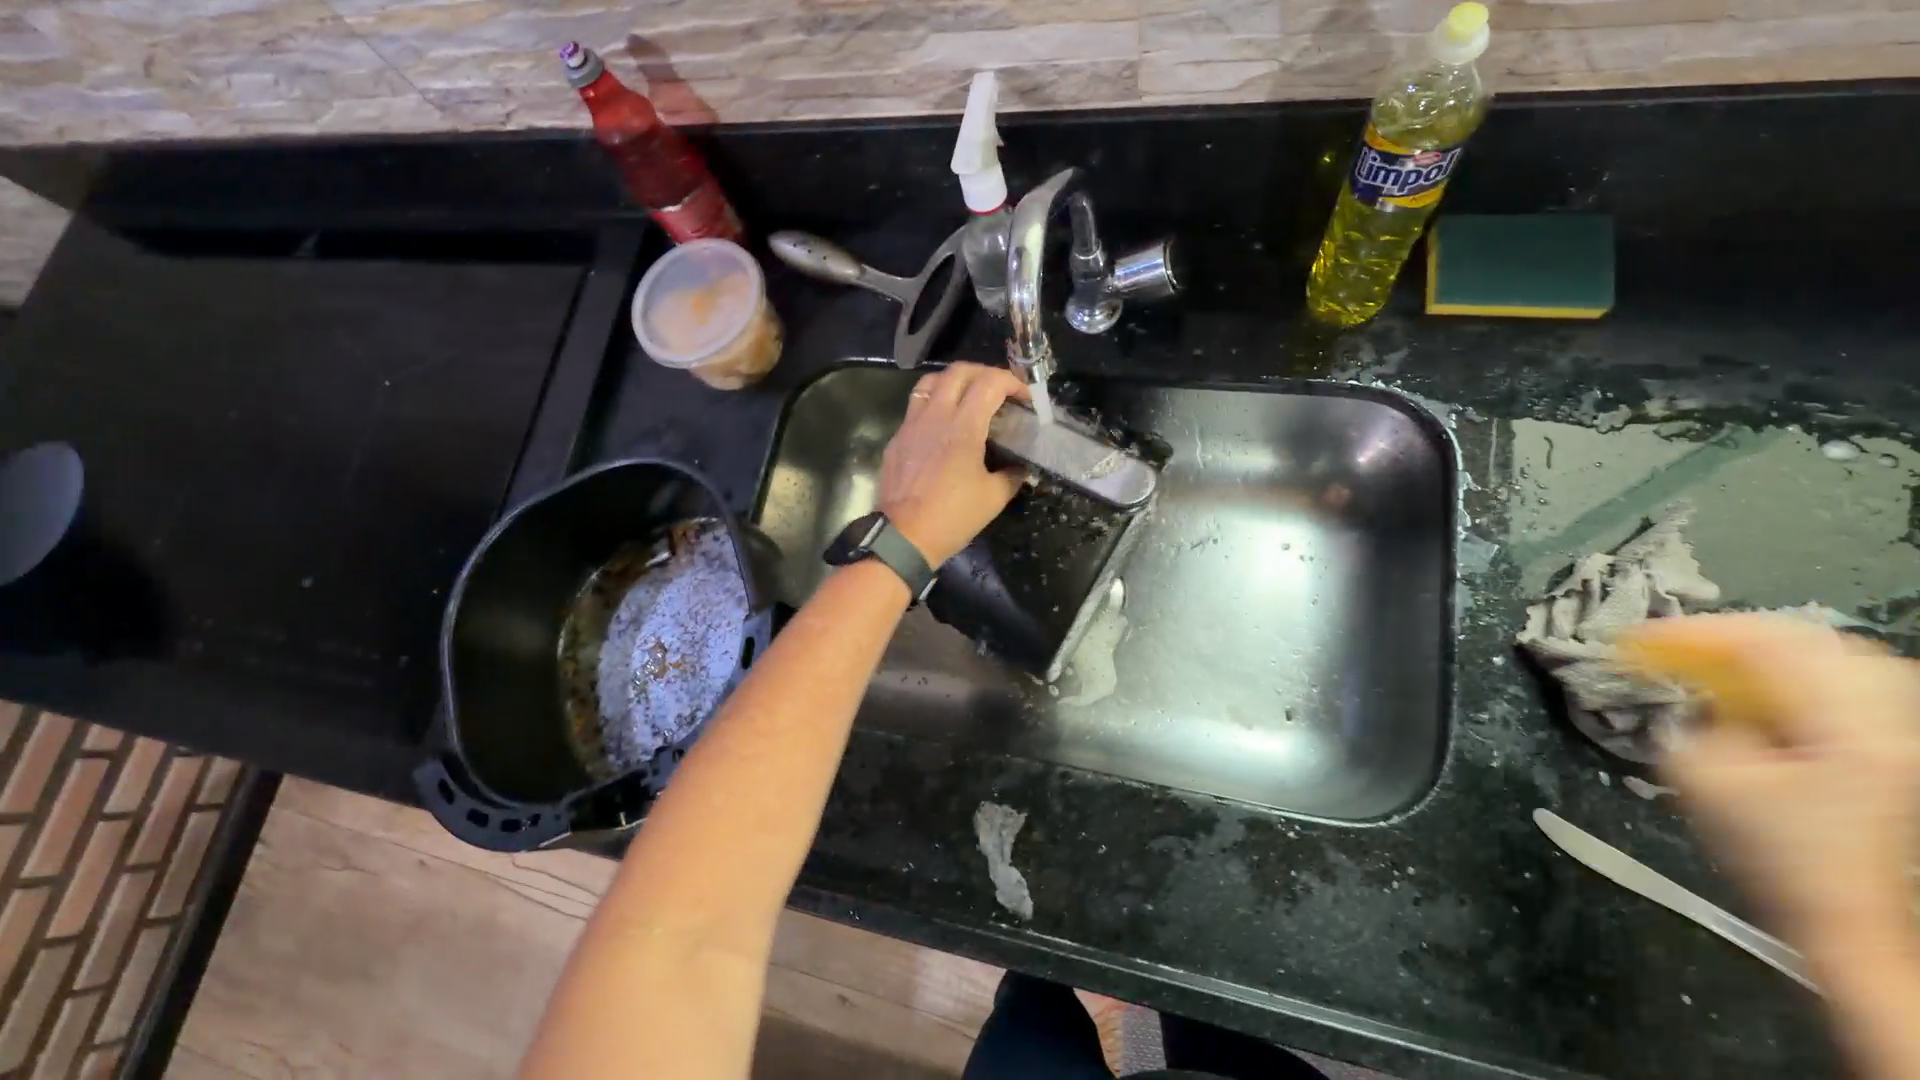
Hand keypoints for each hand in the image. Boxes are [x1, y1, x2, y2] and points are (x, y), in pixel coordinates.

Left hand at [878, 363, 1029, 564]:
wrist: (903, 538)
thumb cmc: (952, 518)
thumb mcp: (993, 498)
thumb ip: (1012, 475)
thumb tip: (1020, 467)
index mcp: (963, 427)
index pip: (989, 383)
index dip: (1012, 382)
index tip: (1024, 398)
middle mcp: (935, 416)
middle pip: (958, 371)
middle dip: (984, 373)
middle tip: (999, 391)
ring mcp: (911, 425)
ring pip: (930, 382)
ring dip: (954, 382)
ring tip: (968, 399)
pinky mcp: (897, 439)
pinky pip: (915, 408)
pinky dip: (934, 405)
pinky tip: (943, 428)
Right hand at [1622, 615, 1919, 963]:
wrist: (1838, 915)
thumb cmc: (1770, 855)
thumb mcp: (1705, 782)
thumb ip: (1694, 723)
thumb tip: (1700, 698)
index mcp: (1843, 727)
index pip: (1766, 647)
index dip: (1693, 634)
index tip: (1636, 640)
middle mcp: (1884, 720)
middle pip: (1810, 640)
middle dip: (1731, 634)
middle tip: (1675, 646)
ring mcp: (1894, 733)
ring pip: (1836, 656)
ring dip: (1767, 649)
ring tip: (1715, 661)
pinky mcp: (1884, 746)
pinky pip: (1844, 683)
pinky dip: (1793, 673)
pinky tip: (1759, 689)